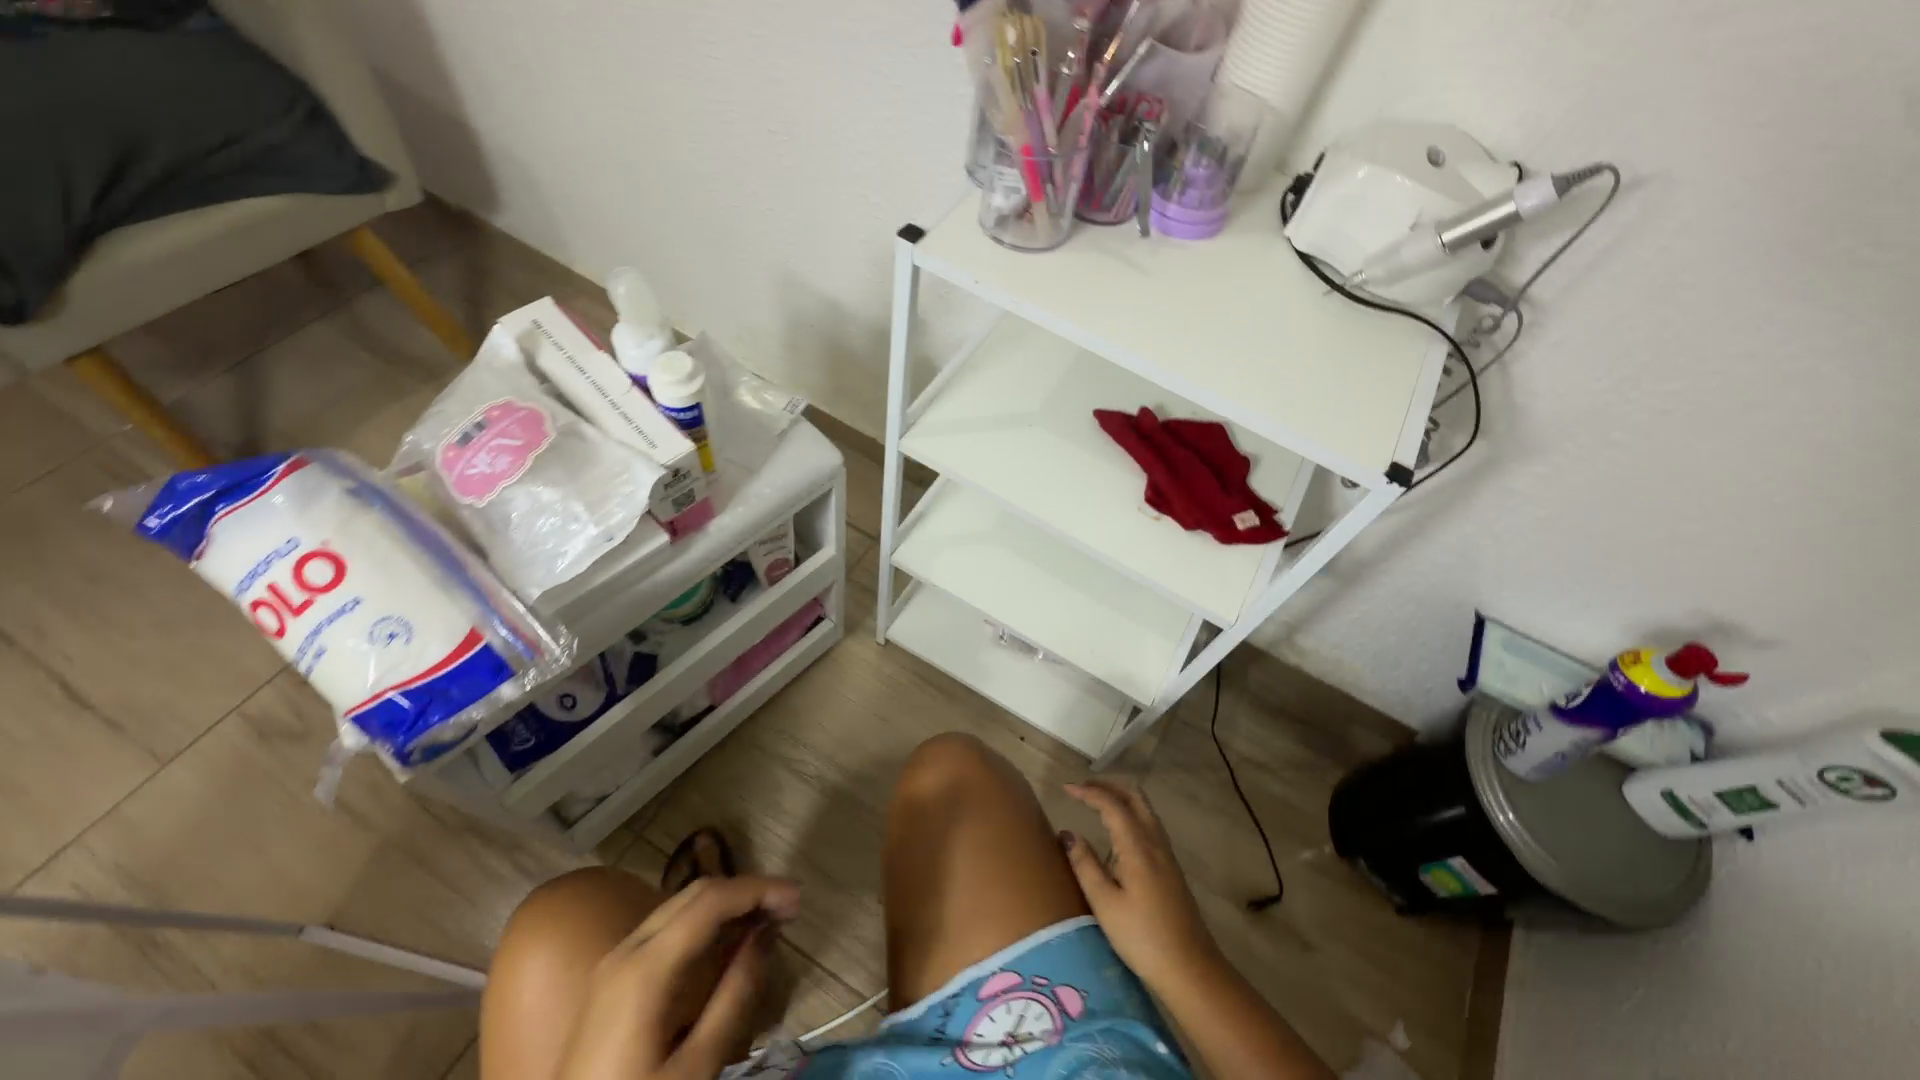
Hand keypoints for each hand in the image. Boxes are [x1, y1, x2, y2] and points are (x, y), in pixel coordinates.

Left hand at [554, 875, 800, 1079]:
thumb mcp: (696, 1065)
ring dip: (727, 903)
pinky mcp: (613, 977)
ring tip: (769, 919)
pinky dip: (704, 922)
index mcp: (646, 967)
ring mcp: (614, 960)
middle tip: (790, 908)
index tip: (798, 898)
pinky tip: (729, 940)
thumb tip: (767, 936)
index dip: (758, 889)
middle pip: (694, 893)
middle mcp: (626, 949)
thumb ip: (735, 996)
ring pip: (679, 906)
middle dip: (746, 890)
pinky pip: (666, 929)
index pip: (711, 900)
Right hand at [1061, 780, 1220, 988]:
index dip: (1089, 792)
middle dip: (1108, 786)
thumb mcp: (1104, 903)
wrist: (1189, 966)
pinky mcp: (1171, 868)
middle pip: (1135, 797)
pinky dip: (1130, 814)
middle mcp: (1155, 842)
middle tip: (1082, 789)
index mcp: (1138, 846)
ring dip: (1121, 798)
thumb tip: (1067, 833)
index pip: (1113, 804)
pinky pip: (1149, 825)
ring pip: (1145, 810)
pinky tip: (1117, 833)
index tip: (1066, 788)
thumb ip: (1085, 865)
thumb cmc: (1142, 937)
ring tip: (1096, 803)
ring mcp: (1167, 854)